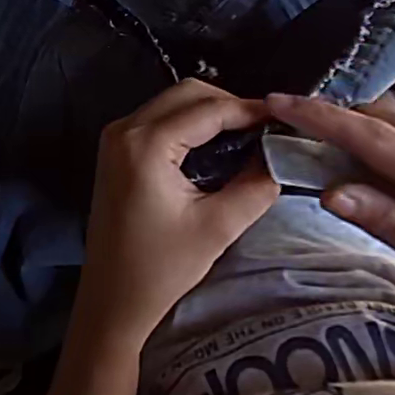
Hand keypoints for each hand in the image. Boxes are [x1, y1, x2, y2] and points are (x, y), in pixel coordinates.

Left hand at [77, 80, 281, 341]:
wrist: (111, 300)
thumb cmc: (160, 269)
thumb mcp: (217, 228)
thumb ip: (256, 186)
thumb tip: (279, 154)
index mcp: (145, 145)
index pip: (208, 109)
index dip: (250, 110)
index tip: (283, 118)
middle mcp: (125, 129)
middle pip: (188, 93)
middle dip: (230, 104)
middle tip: (263, 129)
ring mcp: (116, 137)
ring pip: (174, 102)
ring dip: (211, 111)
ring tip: (246, 135)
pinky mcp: (116, 149)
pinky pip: (161, 118)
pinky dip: (191, 123)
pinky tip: (215, 145)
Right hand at [265, 93, 394, 350]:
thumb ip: (390, 222)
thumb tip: (329, 190)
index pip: (375, 139)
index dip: (322, 118)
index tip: (280, 102)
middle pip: (382, 120)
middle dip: (333, 120)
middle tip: (289, 131)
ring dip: (359, 132)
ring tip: (323, 153)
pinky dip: (385, 142)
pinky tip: (373, 167)